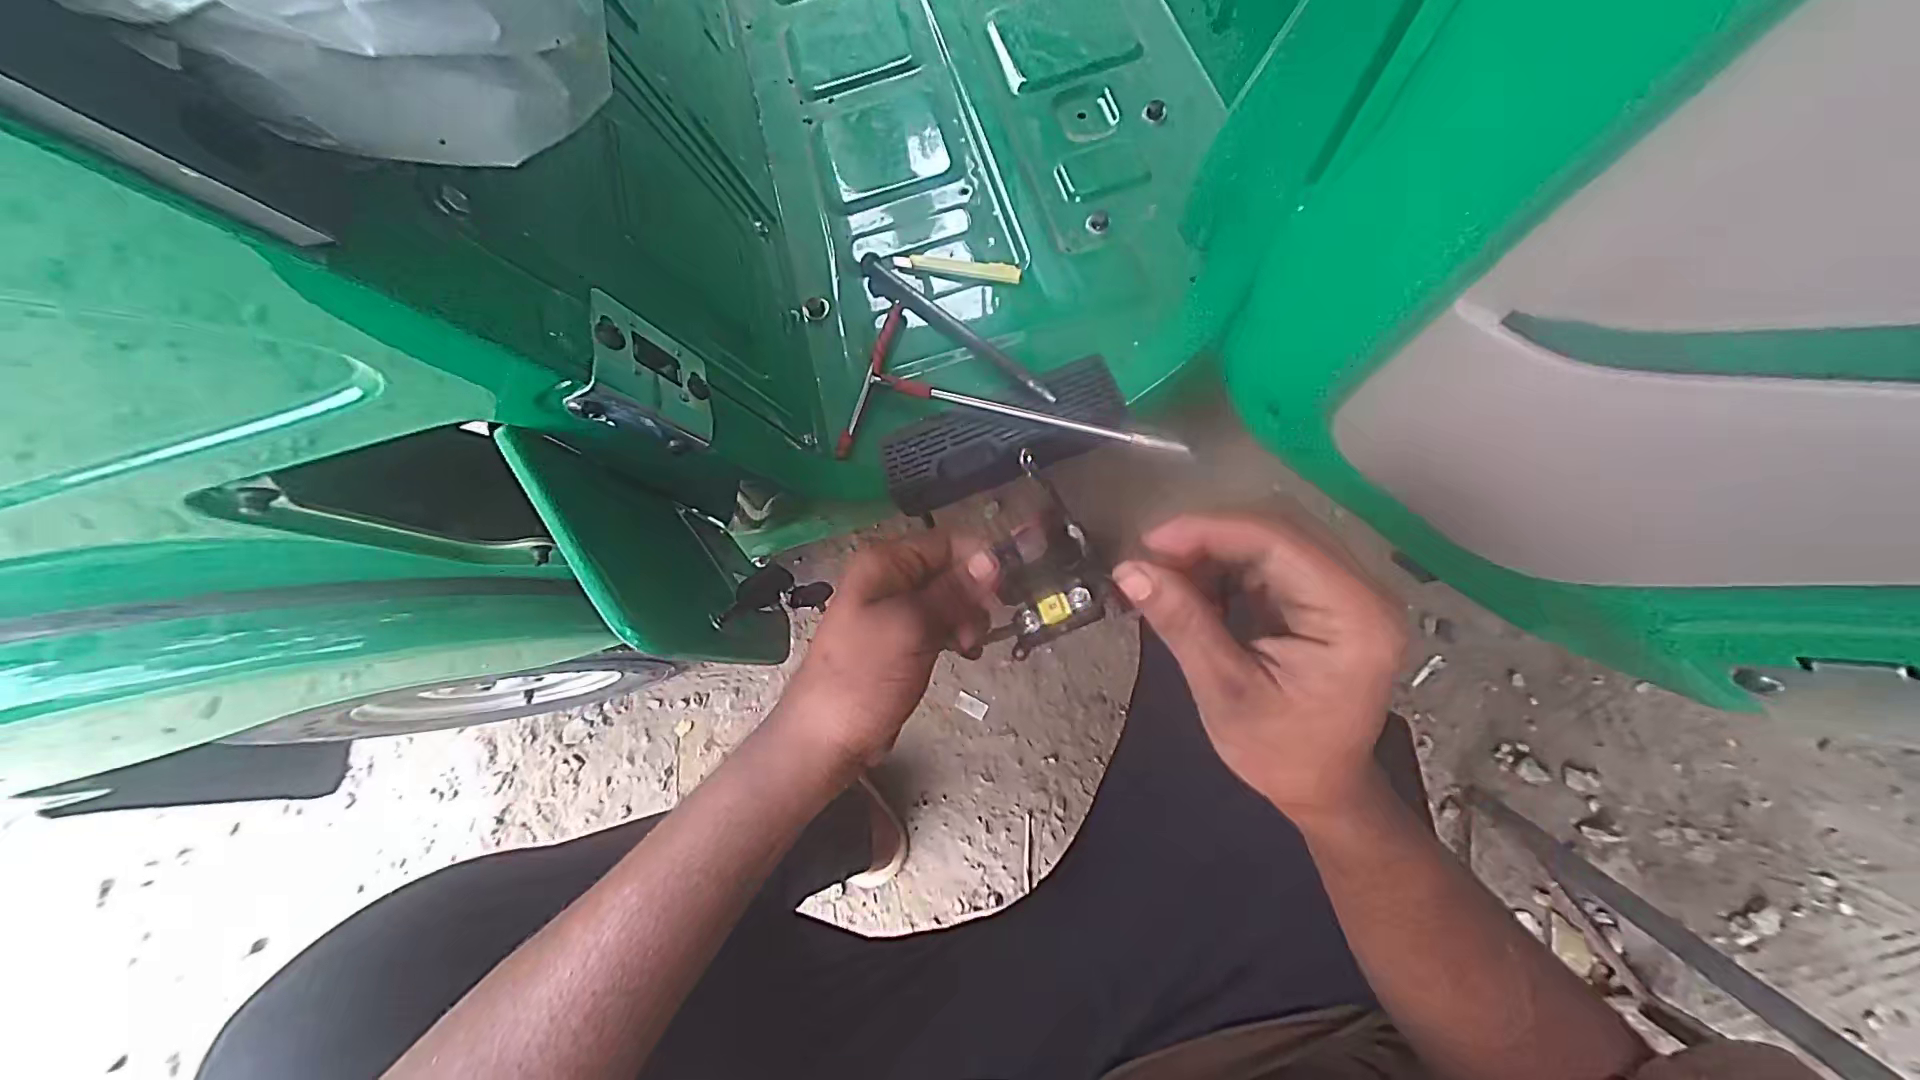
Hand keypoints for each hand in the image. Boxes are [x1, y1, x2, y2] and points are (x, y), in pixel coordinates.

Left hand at [775, 529, 999, 771]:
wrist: (829, 737)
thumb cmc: (862, 677)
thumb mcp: (912, 627)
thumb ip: (952, 591)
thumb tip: (990, 559)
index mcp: (884, 563)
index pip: (946, 542)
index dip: (979, 561)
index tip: (1004, 588)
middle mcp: (890, 579)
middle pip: (951, 570)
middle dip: (973, 595)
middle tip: (978, 628)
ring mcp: (897, 610)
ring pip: (950, 600)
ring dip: (968, 618)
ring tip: (969, 646)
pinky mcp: (904, 639)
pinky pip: (941, 623)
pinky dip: (957, 634)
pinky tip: (964, 651)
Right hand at [1111, 514, 1407, 821]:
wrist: (1319, 786)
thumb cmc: (1282, 753)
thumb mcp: (1225, 690)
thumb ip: (1182, 623)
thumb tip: (1131, 572)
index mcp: (1354, 617)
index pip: (1279, 542)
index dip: (1209, 531)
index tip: (1151, 542)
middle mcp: (1360, 592)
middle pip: (1276, 531)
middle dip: (1206, 539)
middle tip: (1151, 561)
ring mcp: (1344, 591)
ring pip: (1267, 539)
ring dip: (1210, 552)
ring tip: (1166, 579)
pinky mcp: (1322, 597)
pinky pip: (1266, 560)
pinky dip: (1222, 568)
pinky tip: (1193, 590)